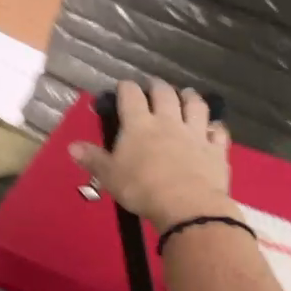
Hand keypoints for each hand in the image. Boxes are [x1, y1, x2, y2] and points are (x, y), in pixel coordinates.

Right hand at [69, 80, 236, 229]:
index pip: (131, 96)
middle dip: (158, 86)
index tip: (123, 86)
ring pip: (196, 106)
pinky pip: (218, 132)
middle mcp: (168, 121)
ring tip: (187, 94)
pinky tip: (213, 127)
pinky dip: (215, 127)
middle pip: (165, 94)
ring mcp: (195, 133)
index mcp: (139, 125)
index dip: (126, 88)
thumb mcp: (109, 175)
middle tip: (154, 86)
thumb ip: (93, 158)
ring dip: (191, 97)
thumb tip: (72, 146)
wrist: (186, 205)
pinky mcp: (216, 149)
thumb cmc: (140, 188)